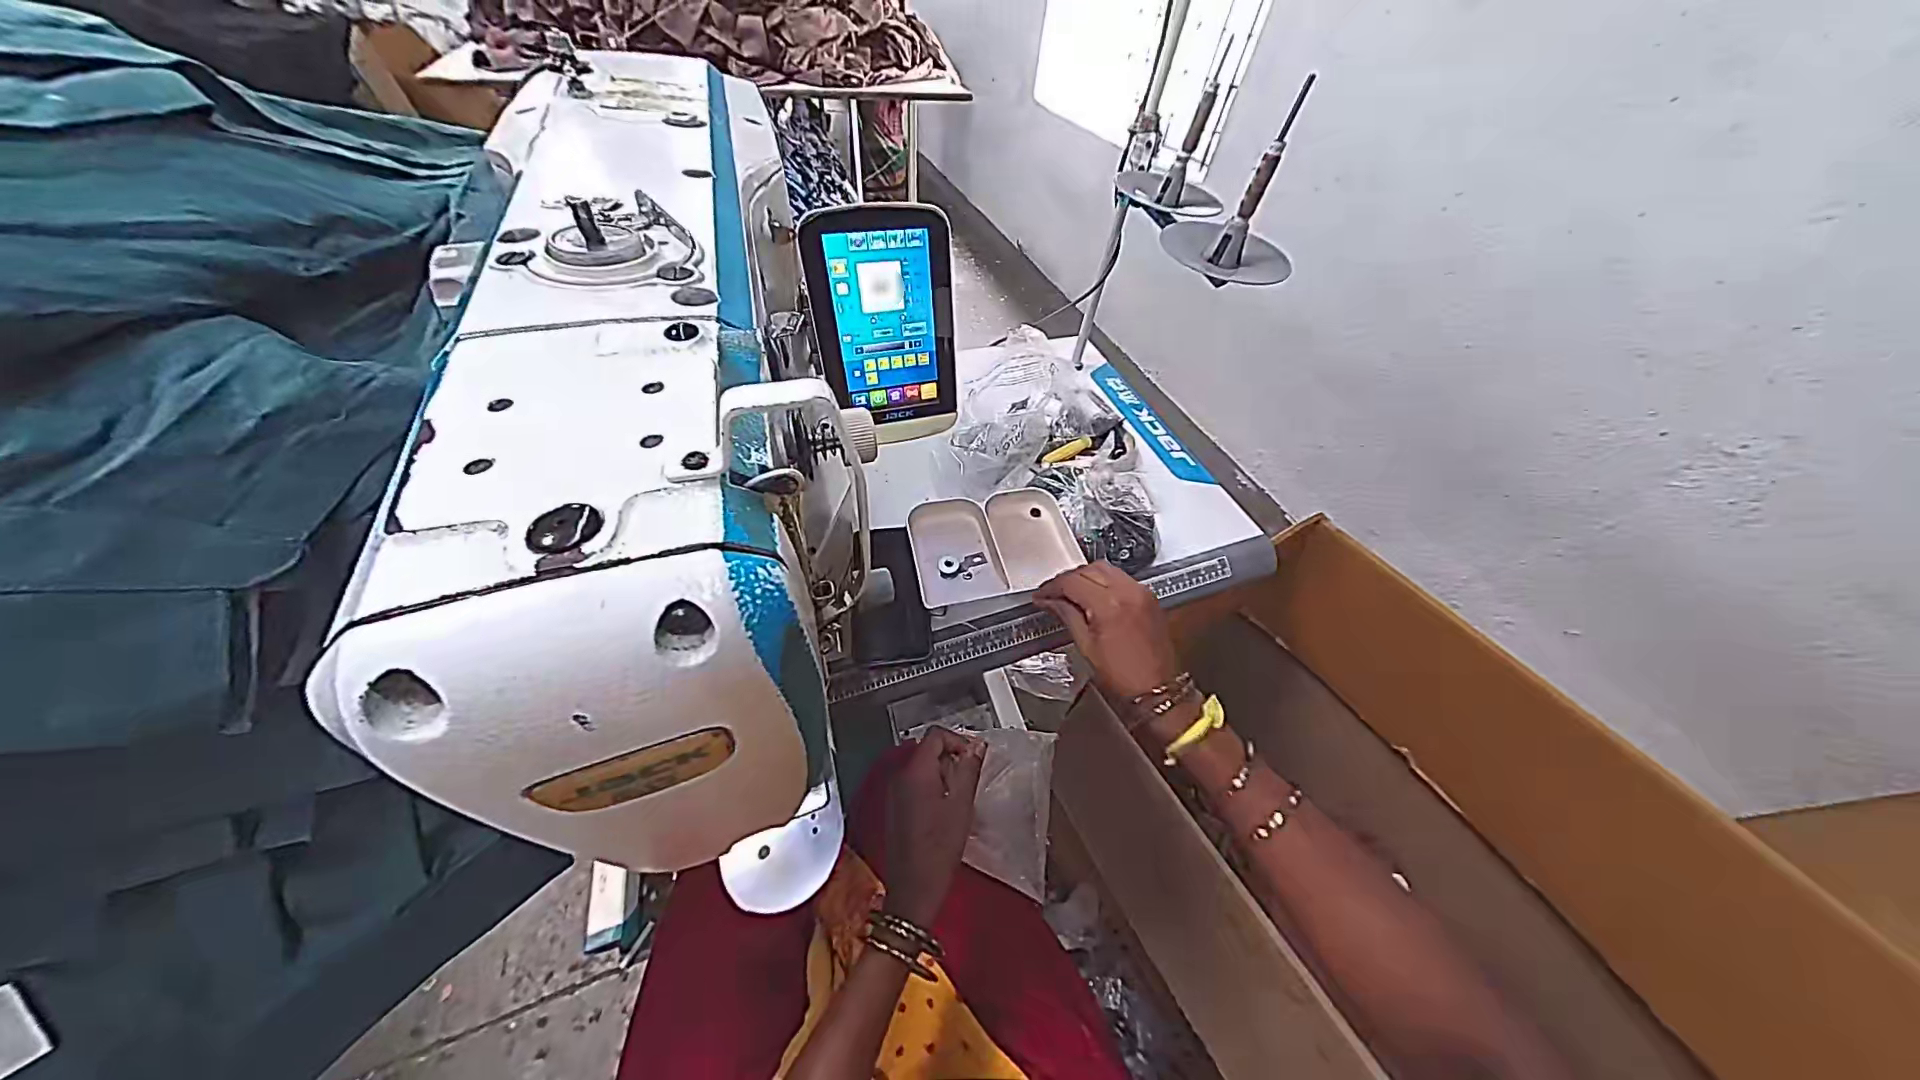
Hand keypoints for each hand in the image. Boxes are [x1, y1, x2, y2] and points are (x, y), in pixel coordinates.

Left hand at [883, 727, 985, 925]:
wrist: (914, 888)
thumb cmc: (938, 849)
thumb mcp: (962, 805)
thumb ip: (969, 769)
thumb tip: (976, 747)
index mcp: (915, 772)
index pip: (936, 735)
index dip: (958, 740)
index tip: (974, 756)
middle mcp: (900, 777)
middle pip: (928, 749)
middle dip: (952, 758)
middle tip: (969, 780)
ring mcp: (895, 792)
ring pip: (923, 767)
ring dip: (944, 774)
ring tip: (959, 799)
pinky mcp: (896, 806)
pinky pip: (916, 783)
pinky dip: (933, 787)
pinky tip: (945, 810)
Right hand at [1033, 561, 1181, 701]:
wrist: (1157, 690)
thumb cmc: (1126, 677)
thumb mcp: (1086, 646)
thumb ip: (1067, 615)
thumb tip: (1051, 602)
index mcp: (1109, 605)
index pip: (1072, 582)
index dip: (1052, 587)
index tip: (1043, 595)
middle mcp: (1128, 593)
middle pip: (1089, 569)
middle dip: (1067, 579)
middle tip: (1053, 594)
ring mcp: (1141, 593)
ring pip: (1106, 569)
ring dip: (1086, 576)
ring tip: (1072, 593)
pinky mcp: (1149, 597)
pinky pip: (1121, 577)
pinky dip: (1104, 580)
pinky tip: (1094, 595)